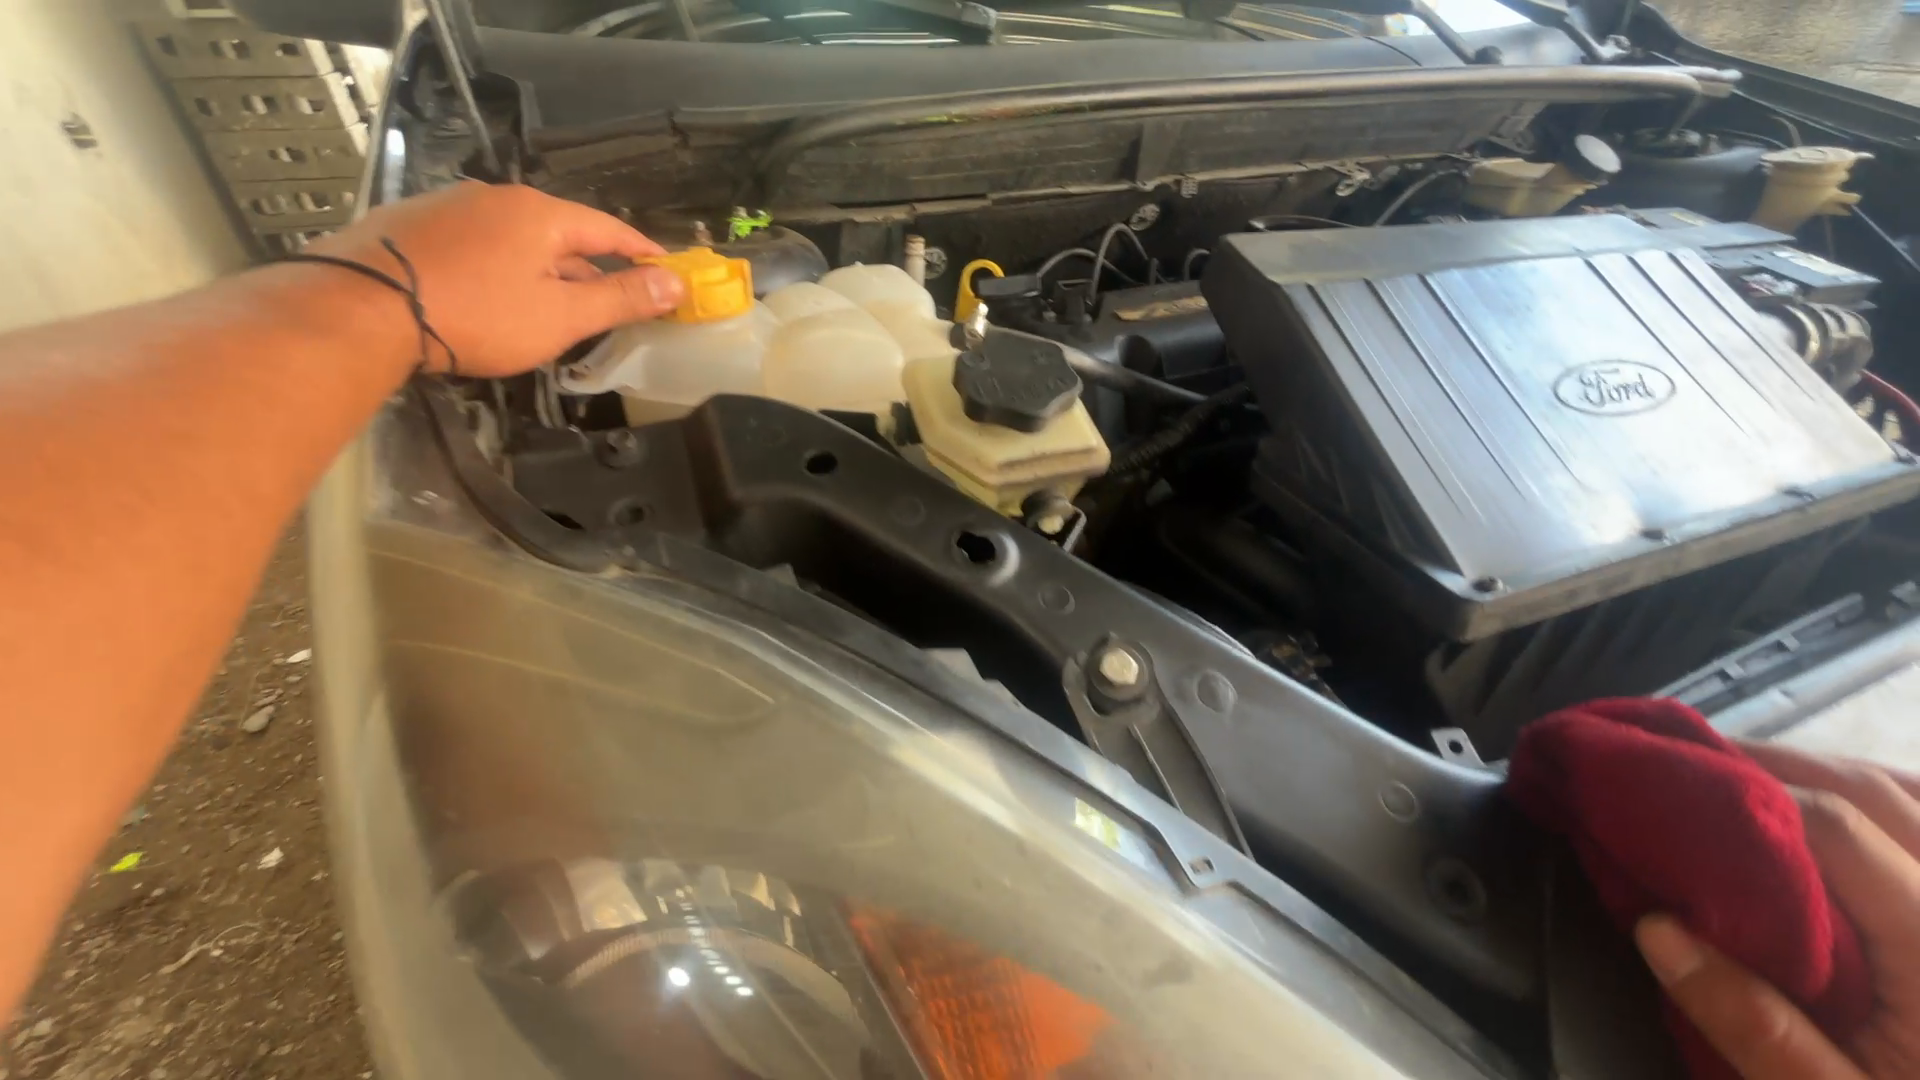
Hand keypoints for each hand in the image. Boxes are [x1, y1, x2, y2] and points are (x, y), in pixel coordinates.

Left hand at [304, 182, 685, 376]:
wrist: (359, 309)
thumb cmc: (477, 314)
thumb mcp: (561, 315)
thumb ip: (621, 298)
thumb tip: (676, 282)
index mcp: (542, 215)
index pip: (611, 229)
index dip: (643, 254)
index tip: (668, 273)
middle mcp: (498, 199)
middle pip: (564, 234)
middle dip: (593, 269)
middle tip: (613, 305)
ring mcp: (451, 207)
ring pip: (519, 241)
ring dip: (546, 271)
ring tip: (555, 307)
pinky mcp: (414, 226)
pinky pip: (480, 245)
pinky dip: (504, 269)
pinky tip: (497, 298)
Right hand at [1635, 742, 1919, 1078]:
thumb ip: (1759, 1028)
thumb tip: (1654, 928)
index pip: (1832, 824)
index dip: (1740, 790)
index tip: (1659, 783)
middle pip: (1873, 794)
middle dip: (1771, 764)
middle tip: (1679, 758)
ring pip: (1911, 799)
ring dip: (1824, 774)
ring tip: (1740, 773)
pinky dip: (1888, 803)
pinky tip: (1837, 805)